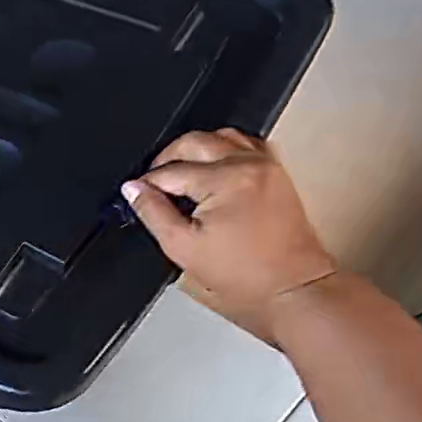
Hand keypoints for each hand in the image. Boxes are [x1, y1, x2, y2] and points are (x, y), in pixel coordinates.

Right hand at [123, 129, 336, 339]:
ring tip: (178, 176)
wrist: (288, 285)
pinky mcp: (276, 172)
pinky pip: (245, 145)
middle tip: (150, 183)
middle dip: (165, 159)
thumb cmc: (242, 272)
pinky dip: (222, 151)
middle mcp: (249, 164)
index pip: (170, 171)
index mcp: (226, 180)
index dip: (145, 184)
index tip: (135, 195)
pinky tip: (210, 172)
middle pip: (194, 142)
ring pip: (221, 137)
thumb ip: (152, 211)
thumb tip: (133, 189)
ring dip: (194, 151)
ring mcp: (267, 165)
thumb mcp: (180, 246)